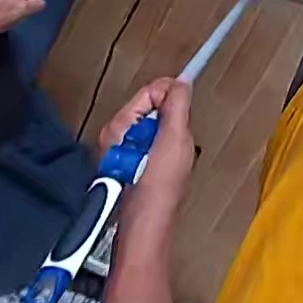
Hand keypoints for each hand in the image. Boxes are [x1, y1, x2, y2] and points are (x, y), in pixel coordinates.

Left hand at [97, 77, 194, 228]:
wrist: (150, 219)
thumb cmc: (158, 185)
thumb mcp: (175, 137)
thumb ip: (177, 105)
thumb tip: (181, 83)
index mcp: (120, 125)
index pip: (152, 90)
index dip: (174, 95)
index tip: (186, 106)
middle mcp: (115, 134)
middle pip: (152, 105)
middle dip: (172, 116)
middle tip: (178, 135)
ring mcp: (121, 147)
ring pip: (154, 122)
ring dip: (170, 131)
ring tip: (173, 149)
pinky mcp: (130, 158)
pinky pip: (153, 137)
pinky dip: (165, 143)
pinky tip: (168, 159)